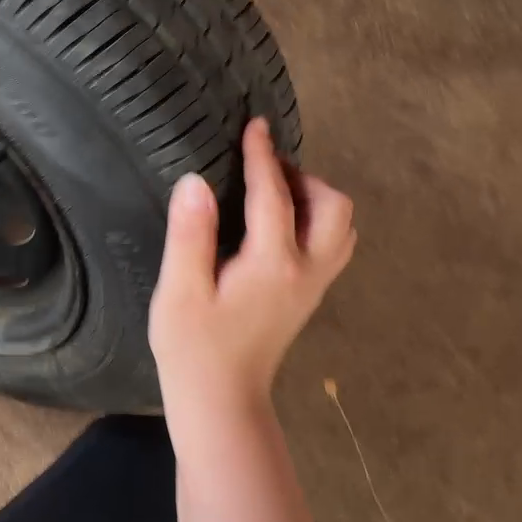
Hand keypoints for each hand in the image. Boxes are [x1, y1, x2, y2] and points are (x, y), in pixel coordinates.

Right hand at [149, 118, 356, 411]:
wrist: (220, 396)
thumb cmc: (192, 343)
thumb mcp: (179, 288)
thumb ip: (190, 233)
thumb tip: (195, 181)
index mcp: (272, 263)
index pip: (272, 195)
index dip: (262, 156)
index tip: (255, 125)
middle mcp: (305, 270)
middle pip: (331, 206)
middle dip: (301, 176)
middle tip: (260, 166)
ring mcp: (314, 285)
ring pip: (341, 225)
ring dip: (313, 197)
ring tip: (271, 190)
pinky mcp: (309, 296)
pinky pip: (334, 244)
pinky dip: (317, 220)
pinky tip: (281, 224)